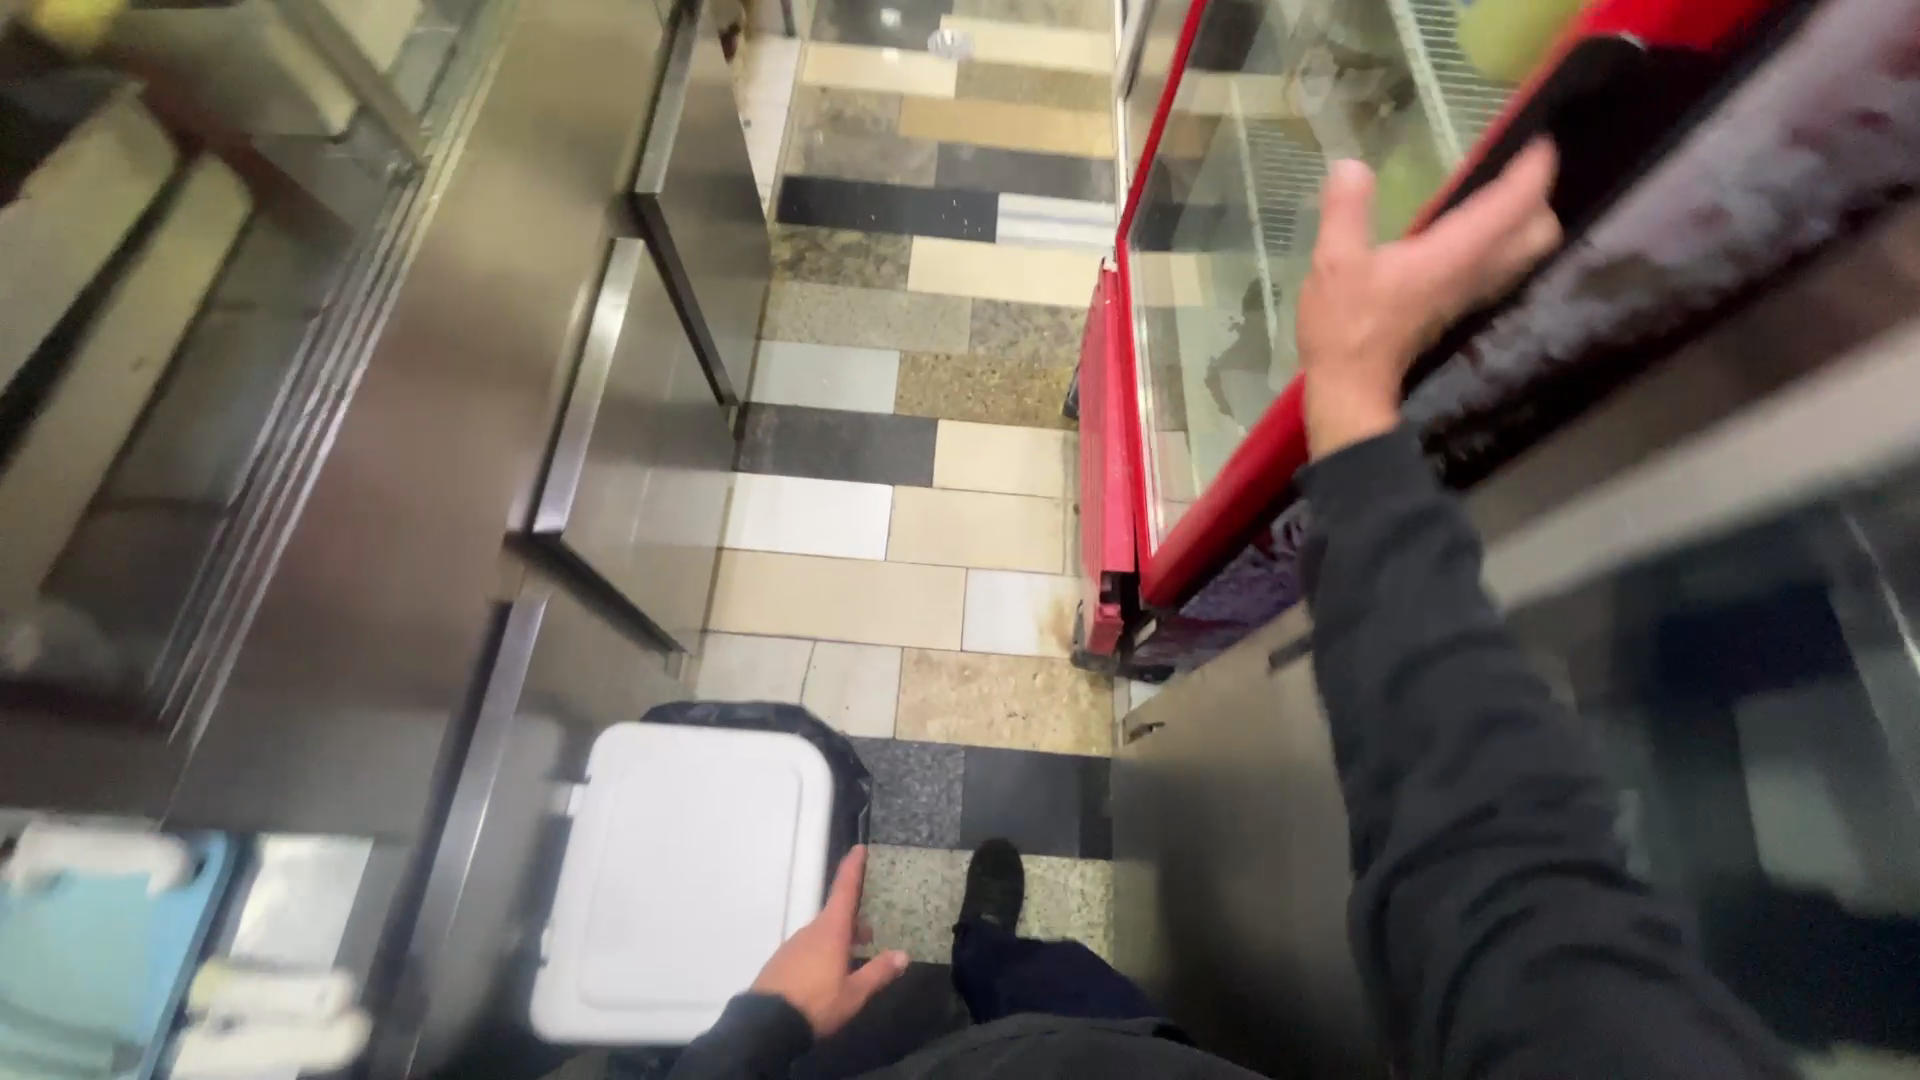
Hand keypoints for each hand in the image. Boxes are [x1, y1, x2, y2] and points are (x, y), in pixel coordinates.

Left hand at [750, 845, 908, 1036]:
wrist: (764, 1026)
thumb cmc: (815, 1003)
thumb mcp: (853, 994)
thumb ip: (878, 972)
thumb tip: (903, 955)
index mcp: (831, 930)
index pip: (844, 889)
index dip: (853, 867)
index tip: (860, 848)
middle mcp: (812, 930)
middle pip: (837, 914)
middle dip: (855, 919)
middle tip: (872, 932)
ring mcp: (794, 945)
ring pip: (823, 932)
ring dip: (840, 938)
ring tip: (854, 958)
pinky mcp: (782, 961)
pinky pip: (809, 947)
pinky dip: (824, 951)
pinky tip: (828, 975)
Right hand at [1298, 140, 1562, 458]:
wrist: (1349, 386)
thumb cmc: (1345, 326)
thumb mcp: (1333, 263)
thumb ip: (1346, 211)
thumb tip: (1350, 166)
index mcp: (1456, 252)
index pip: (1518, 199)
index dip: (1534, 165)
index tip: (1535, 137)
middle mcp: (1475, 271)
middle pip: (1538, 230)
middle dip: (1536, 197)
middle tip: (1512, 174)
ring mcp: (1467, 295)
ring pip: (1524, 254)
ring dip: (1522, 225)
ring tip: (1497, 202)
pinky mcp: (1453, 311)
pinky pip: (1498, 271)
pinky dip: (1499, 248)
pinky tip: (1470, 242)